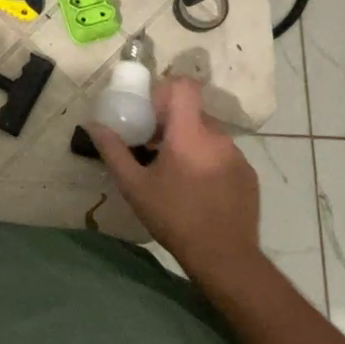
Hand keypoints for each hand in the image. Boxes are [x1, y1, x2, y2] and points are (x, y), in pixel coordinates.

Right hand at [89, 77, 263, 273]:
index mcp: (189, 133)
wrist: (225, 257)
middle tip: (155, 149)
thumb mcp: (134, 186)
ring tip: (178, 174)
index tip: (151, 113)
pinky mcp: (249, 174)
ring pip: (209, 135)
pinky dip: (209, 162)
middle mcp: (218, 136)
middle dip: (173, 124)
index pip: (184, 86)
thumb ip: (113, 151)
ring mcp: (238, 155)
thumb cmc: (174, 217)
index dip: (166, 91)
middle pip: (193, 113)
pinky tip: (200, 190)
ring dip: (192, 144)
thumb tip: (94, 125)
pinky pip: (224, 155)